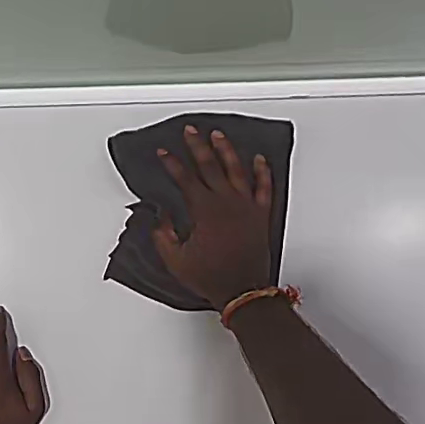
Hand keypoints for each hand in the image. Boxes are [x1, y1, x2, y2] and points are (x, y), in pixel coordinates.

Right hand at [153, 125, 275, 309]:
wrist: (243, 291)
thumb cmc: (212, 277)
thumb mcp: (175, 259)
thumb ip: (164, 236)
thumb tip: (161, 218)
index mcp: (204, 211)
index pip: (184, 178)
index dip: (172, 163)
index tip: (163, 153)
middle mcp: (227, 203)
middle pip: (209, 165)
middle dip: (196, 146)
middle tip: (190, 132)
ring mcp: (246, 207)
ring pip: (236, 169)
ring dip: (226, 150)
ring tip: (218, 136)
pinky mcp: (260, 215)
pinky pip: (264, 187)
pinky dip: (262, 171)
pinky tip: (259, 159)